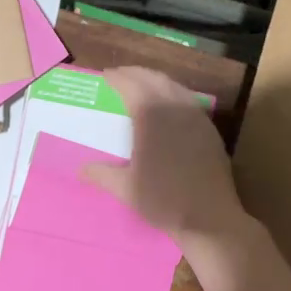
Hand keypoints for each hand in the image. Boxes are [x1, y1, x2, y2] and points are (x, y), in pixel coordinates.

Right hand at [83, 66, 251, 244]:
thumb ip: (101, 174)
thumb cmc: (163, 201)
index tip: (105, 75)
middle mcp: (175, 109)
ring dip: (155, 80)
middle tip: (120, 74)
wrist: (209, 217)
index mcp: (151, 118)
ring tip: (141, 84)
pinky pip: (188, 100)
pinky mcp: (209, 130)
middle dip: (135, 73)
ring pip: (175, 87)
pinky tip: (168, 105)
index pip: (131, 86)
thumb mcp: (125, 189)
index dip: (117, 78)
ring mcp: (196, 118)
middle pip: (154, 79)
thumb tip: (81, 169)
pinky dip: (173, 93)